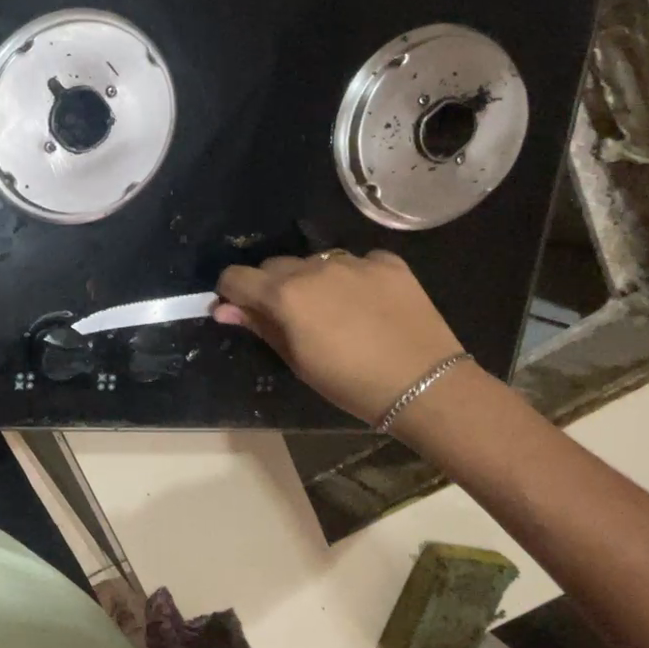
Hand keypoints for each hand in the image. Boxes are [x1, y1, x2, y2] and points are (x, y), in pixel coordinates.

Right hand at [212, 250, 464, 422]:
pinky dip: (352, 277)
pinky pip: (357, 261)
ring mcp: (354, 263)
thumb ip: (258, 326)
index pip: (236, 276)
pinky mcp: (389, 264)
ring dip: (311, 280)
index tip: (241, 310)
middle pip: (273, 265)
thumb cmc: (348, 383)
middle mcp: (314, 269)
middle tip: (289, 316)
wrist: (425, 386)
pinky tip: (365, 303)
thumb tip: (222, 309)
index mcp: (284, 294)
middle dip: (271, 286)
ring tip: (332, 309)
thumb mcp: (294, 360)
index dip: (231, 293)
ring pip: (314, 262)